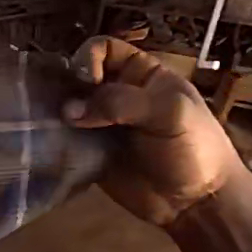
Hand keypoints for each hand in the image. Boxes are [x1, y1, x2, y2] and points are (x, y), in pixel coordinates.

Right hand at [62, 36, 243, 227]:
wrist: (198, 202)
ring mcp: (102, 126)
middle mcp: (117, 95)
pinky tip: (54, 143)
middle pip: (78, 77)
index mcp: (141, 74)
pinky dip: (56, 140)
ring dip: (56, 114)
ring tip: (54, 126)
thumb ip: (120, 102)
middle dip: (67, 88)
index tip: (88, 82)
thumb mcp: (169, 112)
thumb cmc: (194, 147)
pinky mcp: (91, 154)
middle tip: (67, 110)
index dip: (89, 59)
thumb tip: (68, 111)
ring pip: (68, 108)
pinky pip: (66, 140)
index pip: (103, 49)